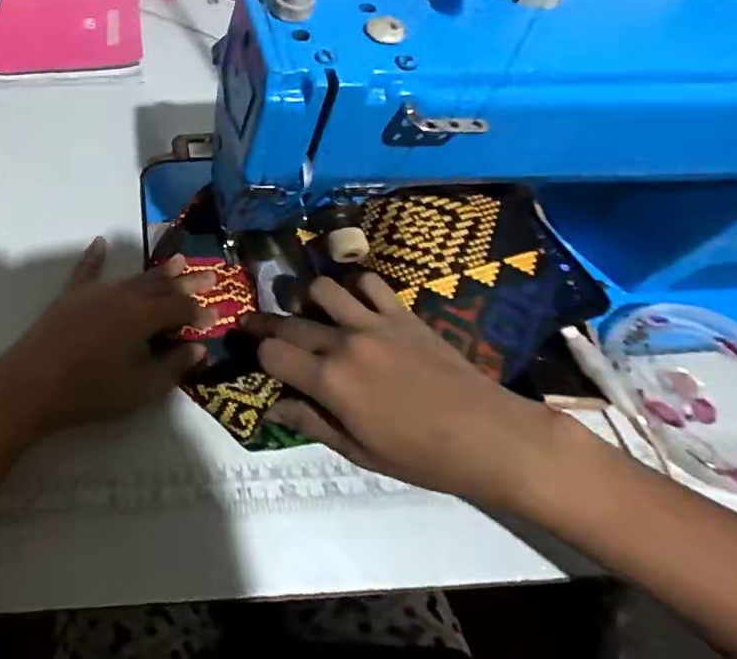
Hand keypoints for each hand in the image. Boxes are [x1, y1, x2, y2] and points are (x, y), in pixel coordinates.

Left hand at [0, 238, 210, 440]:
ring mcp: (96, 292)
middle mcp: (124, 295)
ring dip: (158, 270)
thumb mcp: (140, 388)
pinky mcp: (71, 296)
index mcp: (143, 316)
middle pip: (162, 286)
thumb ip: (173, 366)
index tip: (217, 316)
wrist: (29, 387)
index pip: (180, 308)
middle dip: (187, 282)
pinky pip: (87, 270)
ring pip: (135, 277)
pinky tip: (100, 242)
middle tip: (210, 275)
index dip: (200, 312)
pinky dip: (95, 256)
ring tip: (178, 260)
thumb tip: (199, 348)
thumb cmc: (90, 393)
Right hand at [244, 273, 568, 505]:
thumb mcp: (359, 451)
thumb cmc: (419, 455)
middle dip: (265, 322)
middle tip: (254, 323)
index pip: (272, 353)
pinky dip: (354, 285)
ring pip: (323, 289)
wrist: (483, 433)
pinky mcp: (401, 312)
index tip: (252, 353)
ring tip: (306, 307)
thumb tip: (274, 406)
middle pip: (290, 321)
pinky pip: (368, 282)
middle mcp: (344, 342)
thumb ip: (312, 423)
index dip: (257, 353)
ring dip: (307, 297)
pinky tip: (353, 299)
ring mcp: (374, 321)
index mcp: (330, 381)